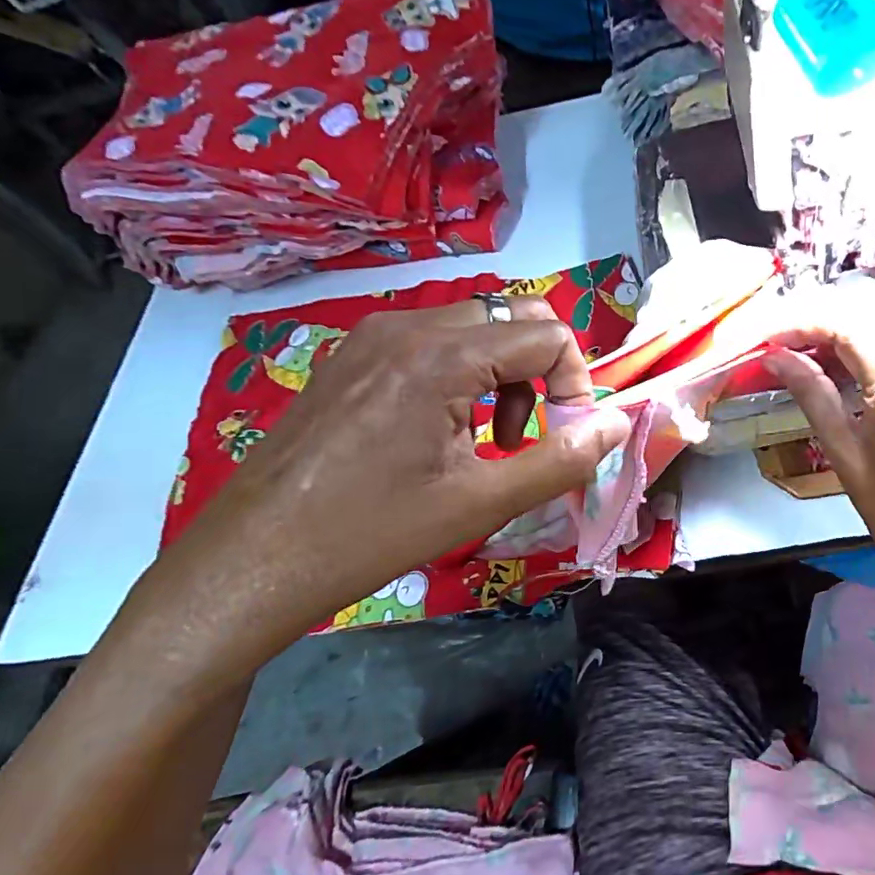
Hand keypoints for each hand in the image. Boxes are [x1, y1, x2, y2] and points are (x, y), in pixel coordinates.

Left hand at [122, 296, 630, 681]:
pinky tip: (435, 435)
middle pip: (511, 318)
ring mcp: (371, 337)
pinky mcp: (350, 357)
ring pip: (470, 328)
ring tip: (482, 443)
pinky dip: (458, 376)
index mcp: (442, 355)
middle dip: (539, 374)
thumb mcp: (480, 503)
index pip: (547, 334)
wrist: (256, 556)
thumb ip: (560, 460)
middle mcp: (407, 325)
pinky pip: (428, 344)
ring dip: (500, 376)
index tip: (566, 437)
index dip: (575, 384)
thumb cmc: (373, 532)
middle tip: (525, 437)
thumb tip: (617, 424)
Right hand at [764, 285, 874, 582]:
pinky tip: (835, 351)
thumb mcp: (842, 453)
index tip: (770, 338)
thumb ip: (811, 394)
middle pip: (870, 309)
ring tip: (801, 343)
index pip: (851, 327)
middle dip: (819, 315)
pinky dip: (863, 332)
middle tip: (780, 338)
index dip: (803, 323)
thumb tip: (774, 356)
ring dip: (841, 319)